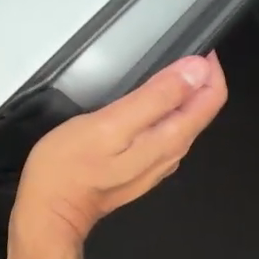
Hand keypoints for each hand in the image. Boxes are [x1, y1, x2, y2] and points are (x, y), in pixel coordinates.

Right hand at [13, 53, 227, 247]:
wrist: (48, 211)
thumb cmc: (70, 166)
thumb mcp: (110, 124)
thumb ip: (155, 97)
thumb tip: (196, 70)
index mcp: (170, 138)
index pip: (211, 98)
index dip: (207, 69)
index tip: (192, 47)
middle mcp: (171, 152)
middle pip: (199, 111)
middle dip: (196, 79)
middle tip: (177, 53)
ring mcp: (154, 164)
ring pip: (182, 123)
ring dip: (180, 96)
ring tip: (161, 72)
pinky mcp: (136, 169)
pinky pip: (162, 135)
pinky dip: (162, 114)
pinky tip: (142, 106)